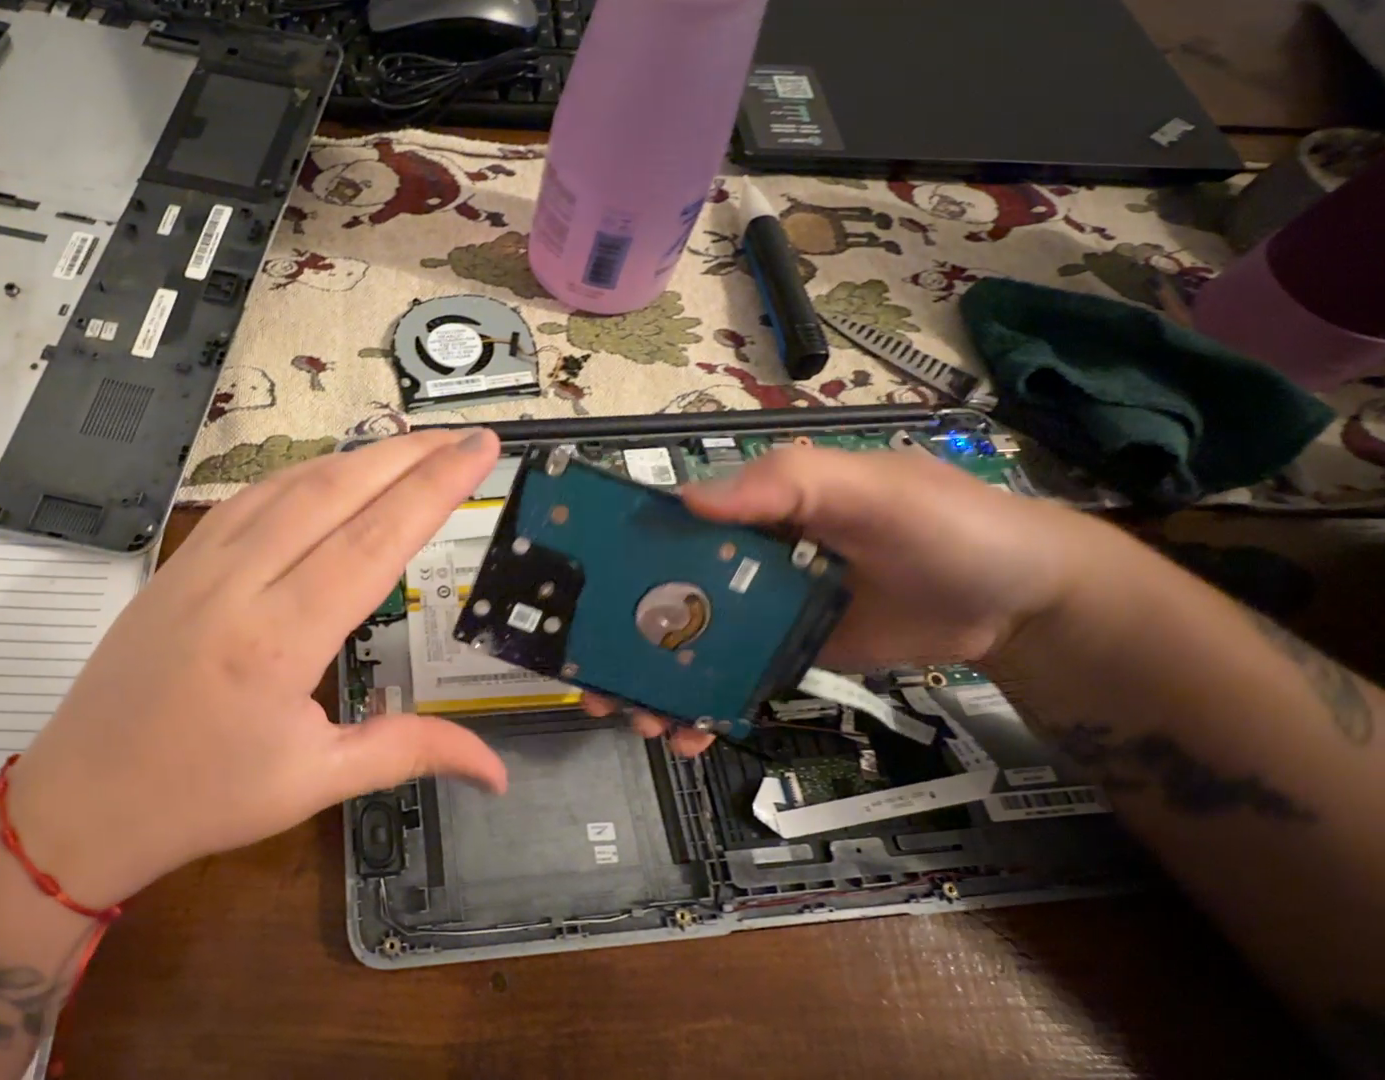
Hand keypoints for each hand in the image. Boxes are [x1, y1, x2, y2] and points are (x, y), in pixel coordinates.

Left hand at [4, 430, 508, 903]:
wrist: (83, 799)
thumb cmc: (202, 797)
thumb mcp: (314, 781)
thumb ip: (410, 751)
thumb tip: (498, 770)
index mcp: (280, 639)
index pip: (375, 540)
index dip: (433, 488)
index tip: (477, 452)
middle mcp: (240, 583)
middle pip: (336, 492)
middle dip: (409, 455)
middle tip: (464, 438)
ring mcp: (201, 563)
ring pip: (290, 484)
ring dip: (358, 457)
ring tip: (413, 446)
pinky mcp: (178, 562)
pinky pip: (247, 498)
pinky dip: (302, 474)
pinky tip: (330, 473)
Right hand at [592, 445, 1112, 755]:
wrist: (1017, 602)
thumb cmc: (947, 525)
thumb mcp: (872, 490)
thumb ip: (788, 485)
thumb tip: (687, 500)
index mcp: (752, 507)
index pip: (664, 524)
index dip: (613, 557)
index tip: (573, 597)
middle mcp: (741, 555)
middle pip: (660, 595)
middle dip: (620, 638)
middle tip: (595, 682)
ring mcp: (760, 609)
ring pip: (687, 645)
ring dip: (654, 684)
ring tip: (639, 723)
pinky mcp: (783, 654)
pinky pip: (728, 682)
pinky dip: (702, 711)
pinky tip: (688, 740)